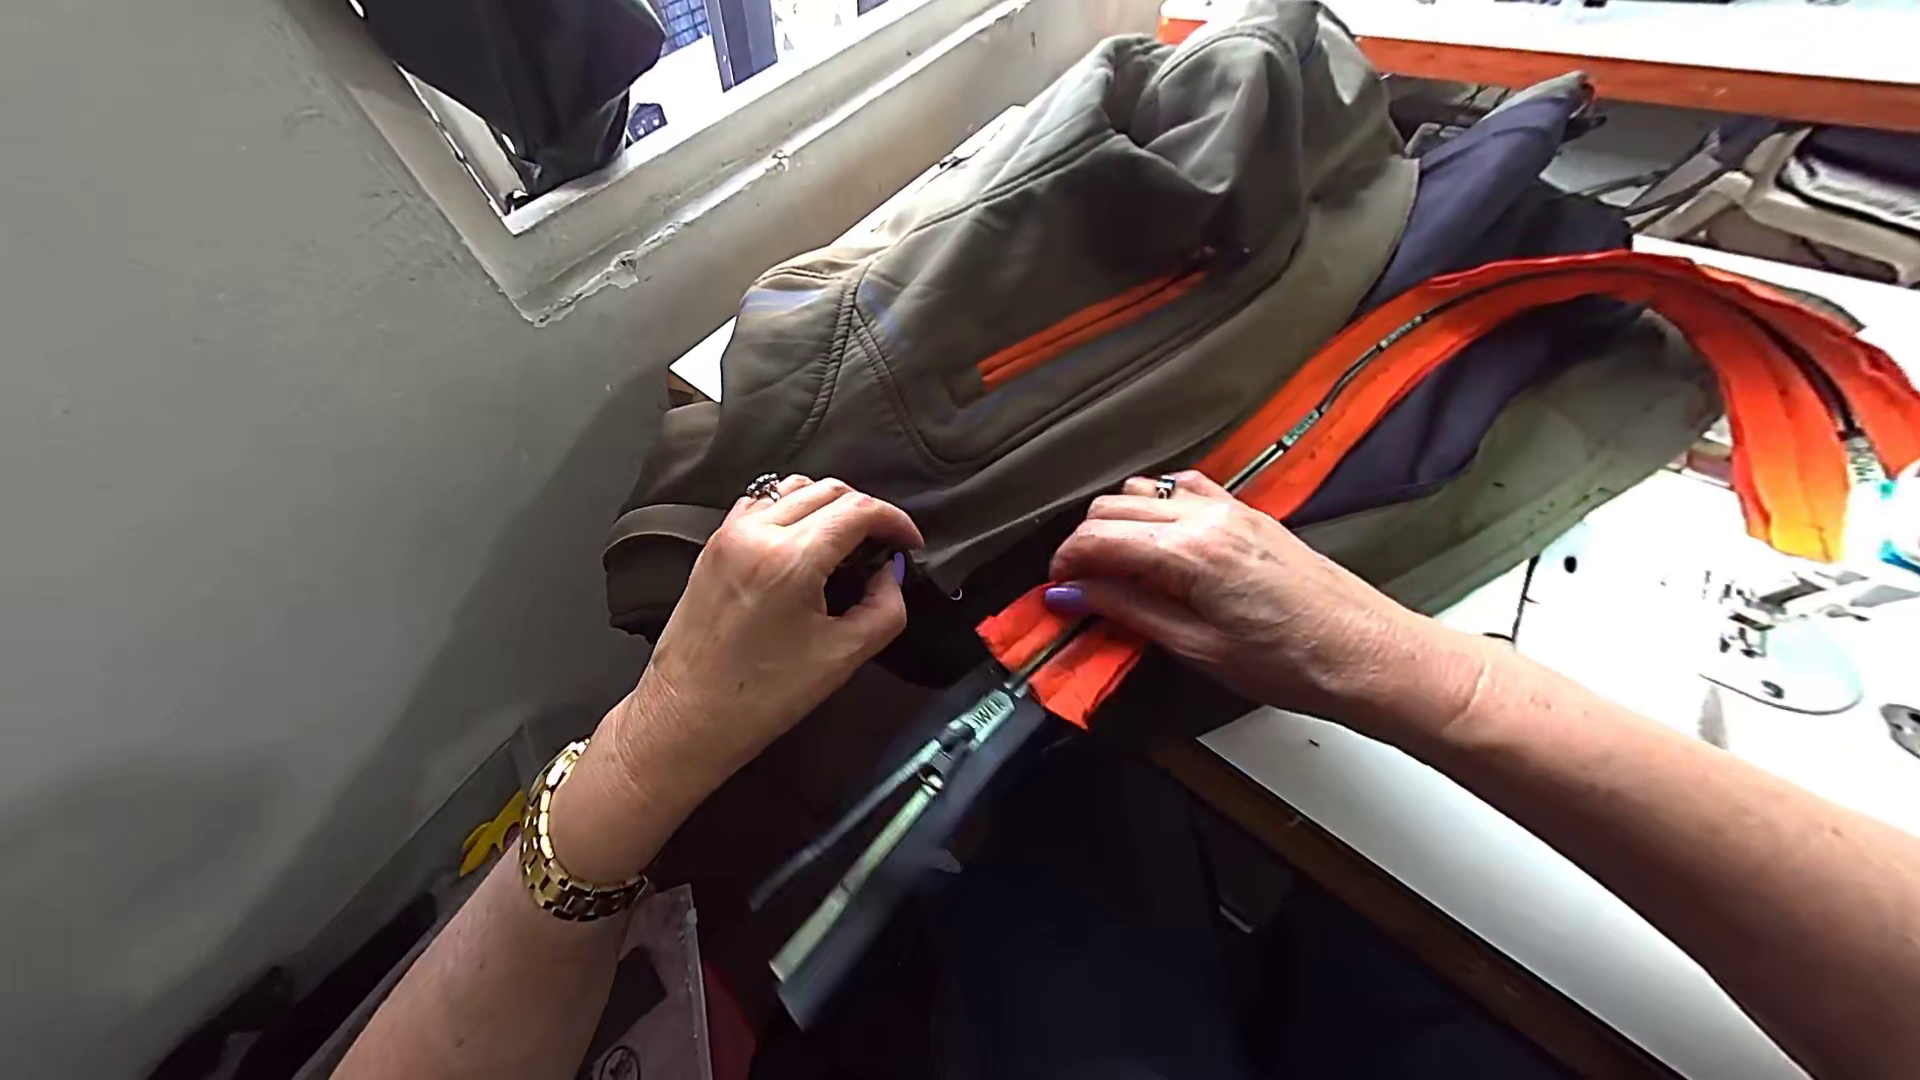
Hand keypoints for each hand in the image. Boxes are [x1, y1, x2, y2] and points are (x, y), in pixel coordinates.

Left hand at [640, 475, 923, 773]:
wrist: (685, 719)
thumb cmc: (756, 698)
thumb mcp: (844, 656)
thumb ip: (886, 607)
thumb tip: (890, 573)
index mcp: (789, 560)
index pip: (859, 509)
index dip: (896, 520)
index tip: (910, 541)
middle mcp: (755, 535)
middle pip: (830, 489)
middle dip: (868, 511)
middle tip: (886, 542)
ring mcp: (729, 536)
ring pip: (795, 488)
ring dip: (832, 505)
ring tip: (850, 540)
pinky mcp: (715, 546)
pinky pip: (763, 503)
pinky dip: (794, 510)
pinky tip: (806, 541)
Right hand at [1044, 471, 1479, 739]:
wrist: (1370, 656)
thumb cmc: (1293, 664)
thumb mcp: (1196, 647)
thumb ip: (1127, 609)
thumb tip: (1073, 594)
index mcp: (1192, 553)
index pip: (1099, 537)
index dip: (1065, 561)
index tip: (1057, 587)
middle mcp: (1208, 516)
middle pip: (1111, 507)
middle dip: (1082, 542)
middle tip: (1078, 584)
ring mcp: (1229, 507)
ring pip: (1141, 491)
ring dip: (1115, 523)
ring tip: (1115, 566)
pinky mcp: (1246, 511)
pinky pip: (1180, 489)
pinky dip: (1152, 509)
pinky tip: (1155, 541)